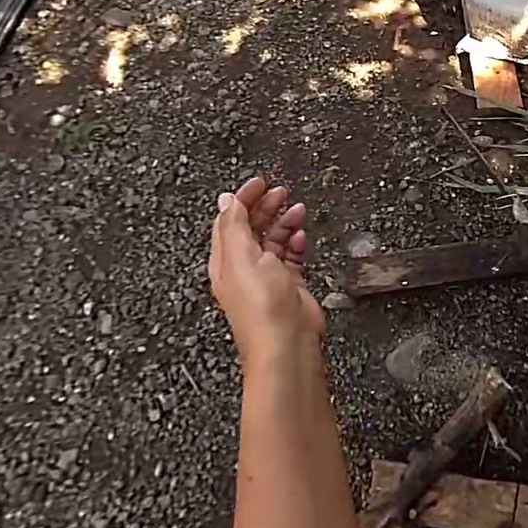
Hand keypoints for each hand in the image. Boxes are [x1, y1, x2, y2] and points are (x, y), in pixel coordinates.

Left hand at [209, 177, 319, 365]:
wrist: (288, 344)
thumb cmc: (263, 308)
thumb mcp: (241, 257)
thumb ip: (234, 226)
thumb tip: (226, 201)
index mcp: (227, 260)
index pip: (231, 220)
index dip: (243, 199)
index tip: (260, 182)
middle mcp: (245, 268)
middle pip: (253, 227)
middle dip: (266, 206)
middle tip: (280, 191)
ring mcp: (268, 277)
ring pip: (274, 240)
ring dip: (284, 221)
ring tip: (297, 209)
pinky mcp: (289, 286)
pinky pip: (292, 256)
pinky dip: (296, 242)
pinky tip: (301, 235)